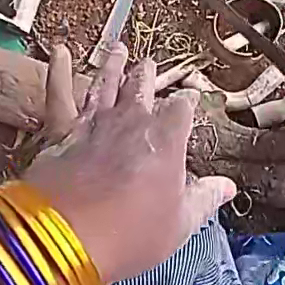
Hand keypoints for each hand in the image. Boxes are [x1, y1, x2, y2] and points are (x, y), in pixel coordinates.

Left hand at [24, 43, 236, 283]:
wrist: (69, 236)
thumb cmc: (132, 234)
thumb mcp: (180, 224)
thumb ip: (204, 199)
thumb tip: (227, 187)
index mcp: (165, 139)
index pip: (182, 109)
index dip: (187, 102)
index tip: (190, 98)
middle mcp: (131, 121)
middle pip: (142, 89)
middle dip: (148, 75)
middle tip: (149, 64)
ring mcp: (94, 122)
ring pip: (105, 84)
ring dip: (113, 65)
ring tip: (117, 48)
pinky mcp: (62, 131)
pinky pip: (59, 94)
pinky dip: (57, 71)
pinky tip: (58, 52)